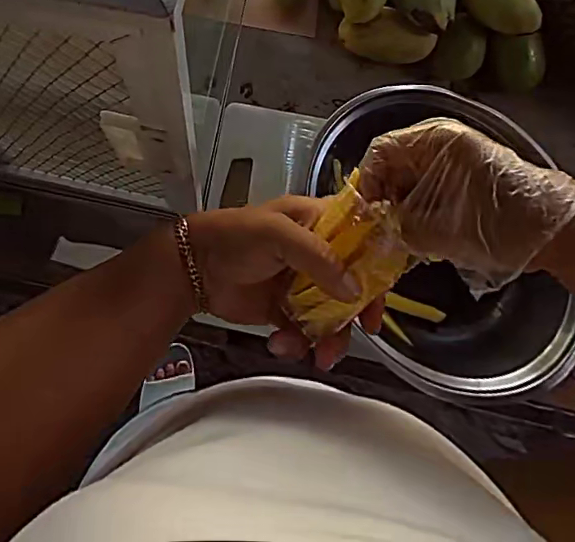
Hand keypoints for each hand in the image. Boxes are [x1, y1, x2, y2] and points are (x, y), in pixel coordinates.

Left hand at [184, 198, 383, 370]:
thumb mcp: (276, 234)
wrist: (194, 267)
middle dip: (357, 311)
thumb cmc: (234, 235)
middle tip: (359, 332)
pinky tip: (282, 344)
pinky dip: (301, 344)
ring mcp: (303, 281)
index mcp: (318, 220)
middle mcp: (316, 250)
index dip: (376, 264)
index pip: (362, 238)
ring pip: (334, 313)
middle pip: (354, 282)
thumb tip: (354, 290)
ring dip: (332, 336)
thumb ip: (317, 256)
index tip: (379, 293)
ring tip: (318, 353)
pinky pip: (308, 331)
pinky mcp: (287, 308)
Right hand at [356, 118, 574, 289]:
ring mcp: (456, 154)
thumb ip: (400, 225)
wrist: (563, 234)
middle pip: (393, 163)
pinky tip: (422, 232)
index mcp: (433, 138)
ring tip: (400, 236)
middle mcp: (441, 139)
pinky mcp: (467, 172)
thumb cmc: (500, 224)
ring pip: (411, 177)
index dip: (367, 184)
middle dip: (384, 197)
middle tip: (379, 230)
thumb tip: (379, 227)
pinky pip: (430, 184)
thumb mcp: (440, 230)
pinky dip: (421, 206)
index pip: (380, 151)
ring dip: (402, 205)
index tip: (364, 216)